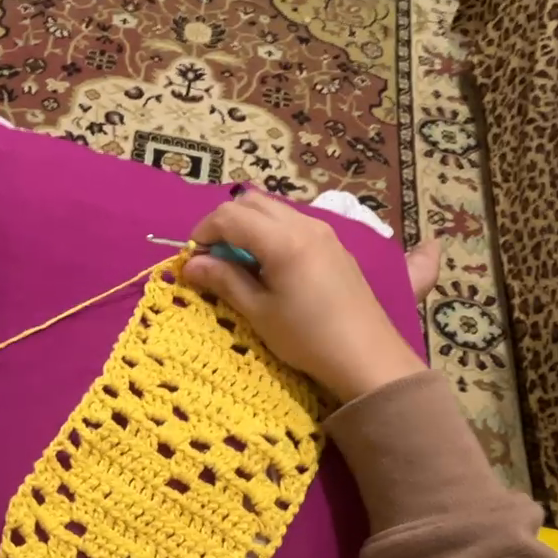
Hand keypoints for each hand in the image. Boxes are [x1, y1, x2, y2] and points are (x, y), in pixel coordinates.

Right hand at [182, 192, 424, 401]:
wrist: (366, 355)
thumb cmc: (307, 338)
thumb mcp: (258, 312)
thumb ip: (224, 281)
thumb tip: (192, 264)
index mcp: (282, 240)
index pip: (229, 216)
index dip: (203, 232)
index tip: (193, 259)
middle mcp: (304, 224)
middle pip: (251, 202)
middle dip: (224, 223)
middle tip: (213, 258)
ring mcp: (323, 231)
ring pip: (273, 209)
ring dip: (247, 227)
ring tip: (239, 264)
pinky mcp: (334, 244)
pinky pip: (292, 223)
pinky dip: (269, 233)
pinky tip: (268, 266)